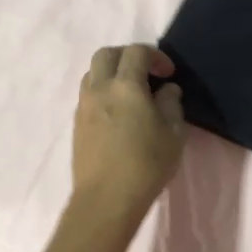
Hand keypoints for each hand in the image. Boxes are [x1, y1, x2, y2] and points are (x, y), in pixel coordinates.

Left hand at [71, 45, 186, 218]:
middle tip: (147, 74)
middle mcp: (99, 89)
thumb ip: (171, 104)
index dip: (155, 56)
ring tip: (132, 94)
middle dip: (127, 57)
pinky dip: (104, 93)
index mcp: (125, 85)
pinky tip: (119, 115)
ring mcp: (83, 107)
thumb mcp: (174, 133)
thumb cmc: (147, 164)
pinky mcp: (77, 125)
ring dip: (112, 74)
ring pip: (92, 74)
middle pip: (106, 54)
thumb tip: (167, 90)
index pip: (136, 52)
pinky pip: (88, 95)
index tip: (169, 74)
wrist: (106, 199)